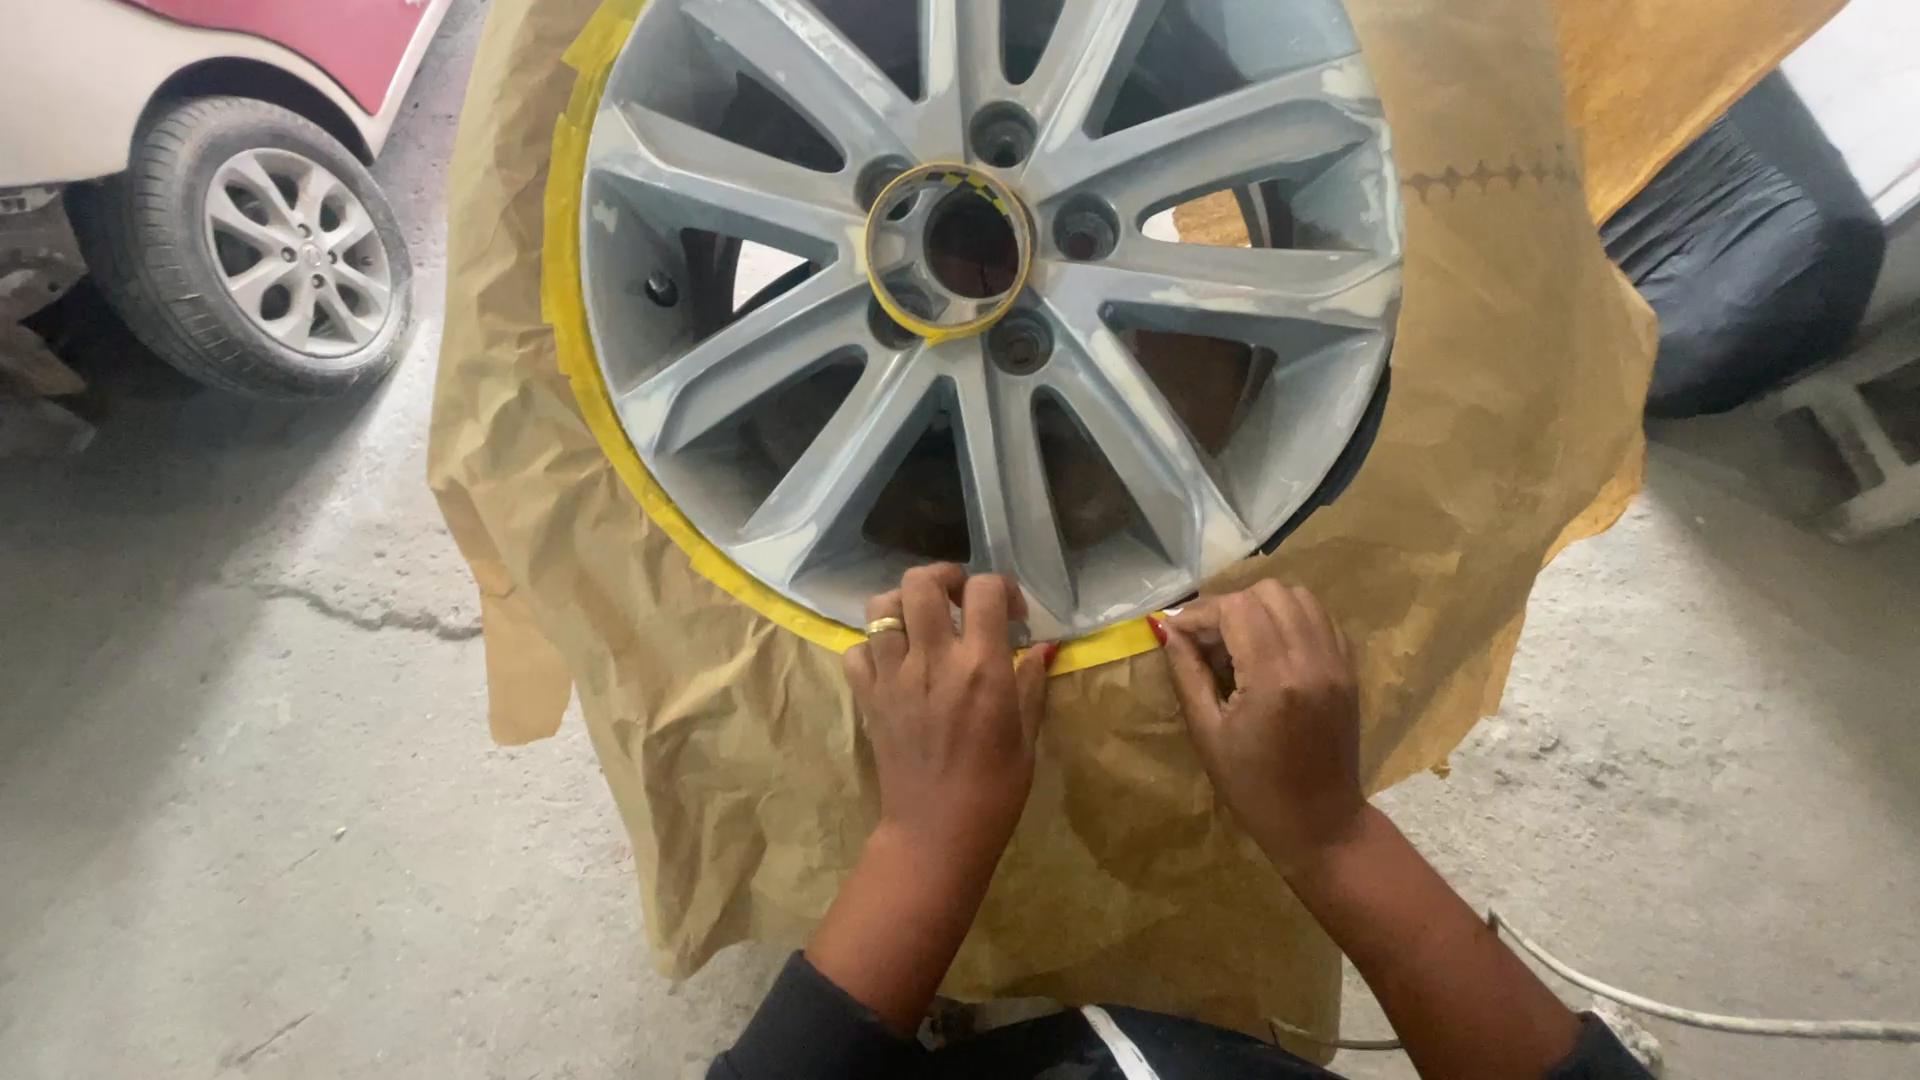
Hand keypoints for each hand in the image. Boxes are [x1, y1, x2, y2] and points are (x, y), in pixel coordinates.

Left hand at [843, 564, 1056, 873]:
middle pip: (921, 582)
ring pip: (880, 606)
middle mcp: (932, 660)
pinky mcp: (867, 698)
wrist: (936, 833)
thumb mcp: (1027, 735)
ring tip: (921, 622)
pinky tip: (893, 661)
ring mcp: (892, 677)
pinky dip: (871, 646)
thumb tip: (1043, 646)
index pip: (984, 590)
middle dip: (944, 577)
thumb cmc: (995, 790)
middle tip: (958, 598)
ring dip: (903, 603)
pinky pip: (856, 650)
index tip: (1011, 613)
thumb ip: (1032, 682)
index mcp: (980, 667)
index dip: (1001, 588)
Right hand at [1159, 582, 1363, 876]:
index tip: (1178, 633)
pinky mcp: (1349, 670)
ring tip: (1239, 639)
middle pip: (1268, 593)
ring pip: (1298, 596)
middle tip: (1208, 639)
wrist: (1320, 823)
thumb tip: (1167, 629)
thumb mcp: (1206, 731)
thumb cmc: (1251, 786)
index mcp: (1274, 680)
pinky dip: (1290, 618)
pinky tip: (1270, 645)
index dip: (1200, 613)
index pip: (1235, 609)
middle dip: (1229, 606)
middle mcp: (1312, 661)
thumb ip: (1186, 672)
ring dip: (1261, 606)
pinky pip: (1320, 618)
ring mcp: (1337, 663)